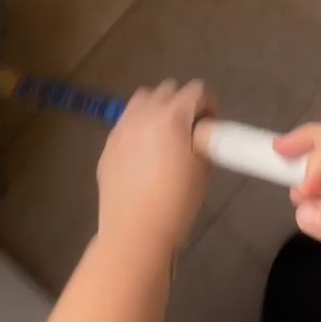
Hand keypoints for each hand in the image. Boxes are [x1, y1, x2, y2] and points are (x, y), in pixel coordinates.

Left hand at [96, 80, 212, 258]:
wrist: (135, 232)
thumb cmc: (177, 200)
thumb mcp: (203, 167)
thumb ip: (204, 139)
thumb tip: (201, 130)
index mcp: (172, 116)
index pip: (197, 90)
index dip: (209, 105)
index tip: (211, 128)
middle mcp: (145, 114)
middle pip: (168, 89)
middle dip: (183, 103)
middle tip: (189, 131)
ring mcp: (122, 128)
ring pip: (143, 100)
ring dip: (158, 109)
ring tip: (164, 136)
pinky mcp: (109, 146)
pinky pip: (126, 122)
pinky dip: (139, 127)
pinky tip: (144, 154)